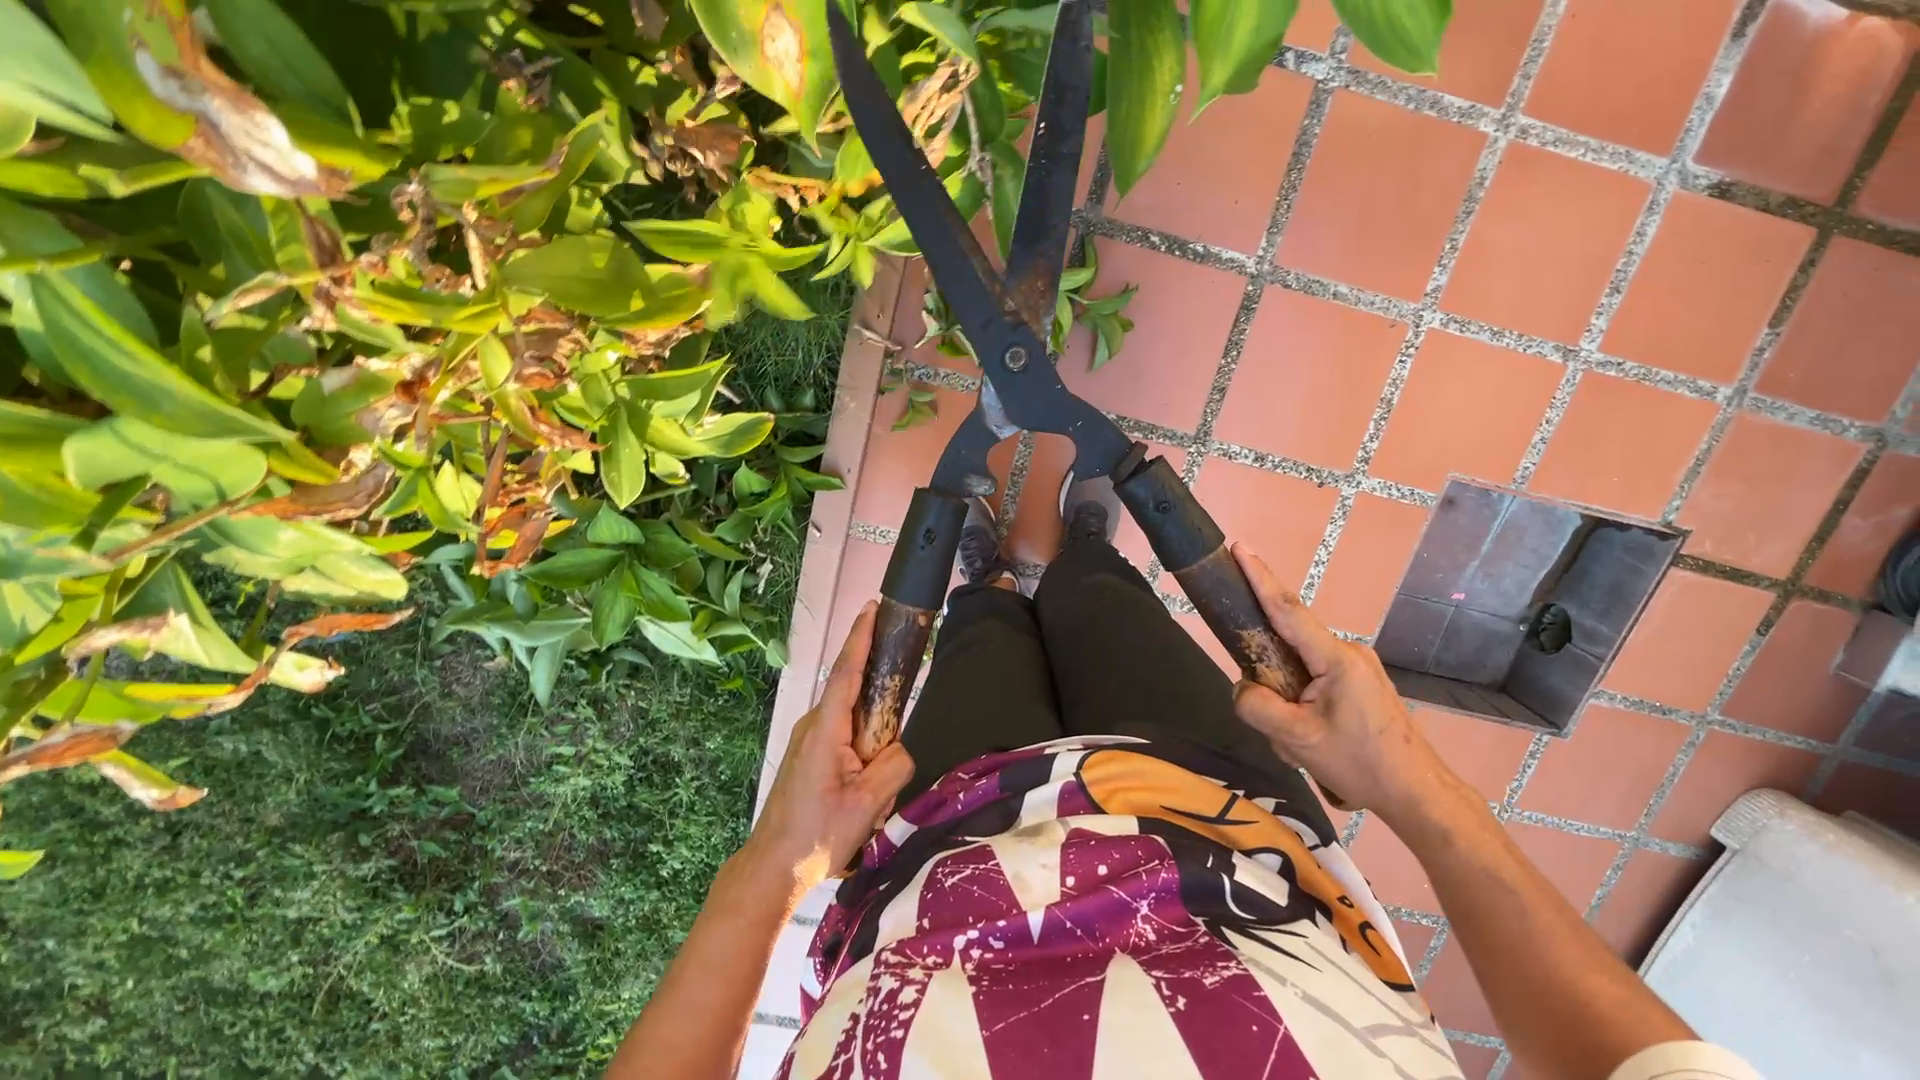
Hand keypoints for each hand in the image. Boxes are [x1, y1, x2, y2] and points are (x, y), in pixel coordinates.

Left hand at [744, 602, 914, 891]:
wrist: (774, 867)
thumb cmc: (818, 836)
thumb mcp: (868, 803)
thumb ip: (895, 765)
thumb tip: (901, 748)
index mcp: (825, 730)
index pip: (847, 672)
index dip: (861, 637)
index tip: (873, 606)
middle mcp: (813, 726)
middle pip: (854, 693)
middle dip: (882, 694)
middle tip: (905, 706)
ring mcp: (809, 742)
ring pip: (852, 721)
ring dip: (874, 735)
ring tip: (883, 777)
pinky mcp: (810, 758)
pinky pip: (845, 738)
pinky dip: (863, 747)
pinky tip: (871, 782)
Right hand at [1228, 543, 1465, 823]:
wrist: (1416, 793)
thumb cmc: (1359, 762)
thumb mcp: (1295, 740)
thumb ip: (1257, 706)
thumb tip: (1242, 688)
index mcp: (1336, 658)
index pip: (1287, 610)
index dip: (1259, 578)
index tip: (1238, 548)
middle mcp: (1348, 652)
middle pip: (1286, 647)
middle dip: (1270, 681)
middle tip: (1276, 723)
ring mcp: (1357, 668)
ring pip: (1298, 671)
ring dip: (1287, 703)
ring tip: (1299, 745)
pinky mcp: (1359, 685)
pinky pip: (1313, 683)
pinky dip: (1300, 708)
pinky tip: (1310, 742)